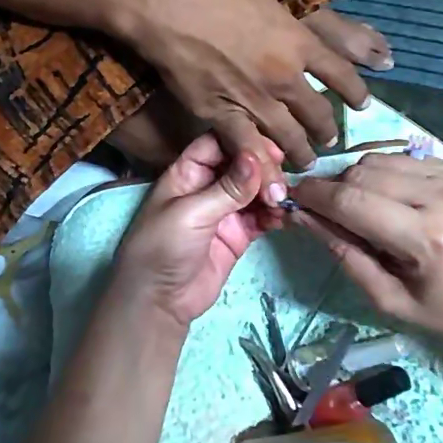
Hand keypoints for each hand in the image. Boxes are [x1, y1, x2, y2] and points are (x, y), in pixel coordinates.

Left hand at [106, 135, 280, 329]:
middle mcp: (207, 186)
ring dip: (272, 191)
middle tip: (281, 180)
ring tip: (285, 199)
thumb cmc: (162, 248)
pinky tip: (284, 215)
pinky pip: (261, 217)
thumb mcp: (191, 213)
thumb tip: (257, 158)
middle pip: (241, 164)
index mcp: (186, 172)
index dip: (243, 141)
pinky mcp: (237, 234)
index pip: (218, 143)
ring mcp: (223, 210)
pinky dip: (274, 214)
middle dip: (264, 168)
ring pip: (255, 190)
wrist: (158, 302)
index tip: (270, 148)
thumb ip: (227, 188)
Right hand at [123, 0, 369, 194]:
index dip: (355, 92)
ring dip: (302, 151)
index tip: (361, 103)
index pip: (342, 74)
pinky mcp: (223, 115)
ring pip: (290, 137)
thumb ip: (290, 27)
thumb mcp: (268, 2)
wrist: (172, 8)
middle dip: (327, 130)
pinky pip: (249, 148)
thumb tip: (303, 39)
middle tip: (329, 139)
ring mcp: (255, 100)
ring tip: (305, 160)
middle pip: (318, 112)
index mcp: (299, 42)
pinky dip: (263, 167)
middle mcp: (285, 76)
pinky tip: (272, 181)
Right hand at [289, 153, 442, 347]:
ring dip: (355, 179)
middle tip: (321, 209)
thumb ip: (344, 254)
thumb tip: (302, 216)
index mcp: (430, 237)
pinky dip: (383, 175)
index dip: (314, 196)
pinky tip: (387, 200)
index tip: (290, 198)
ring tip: (356, 208)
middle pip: (362, 173)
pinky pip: (402, 159)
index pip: (353, 202)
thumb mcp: (390, 299)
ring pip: (378, 159)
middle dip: (332, 188)